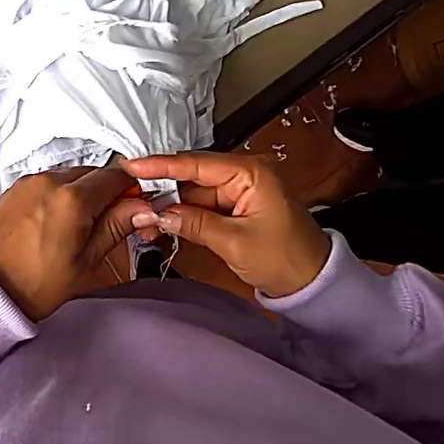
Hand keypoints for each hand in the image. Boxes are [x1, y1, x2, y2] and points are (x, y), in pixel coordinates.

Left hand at [0, 166, 152, 319]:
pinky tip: (56, 222)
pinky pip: (51, 181)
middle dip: (107, 193)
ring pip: (74, 176)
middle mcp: (52, 181)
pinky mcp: (17, 187)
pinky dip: (61, 195)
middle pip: (96, 173)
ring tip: (77, 227)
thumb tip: (144, 208)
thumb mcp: (87, 261)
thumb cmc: (31, 285)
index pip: (118, 176)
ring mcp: (32, 181)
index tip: (134, 208)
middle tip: (106, 224)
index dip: (131, 191)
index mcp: (74, 199)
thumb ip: (118, 226)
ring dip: (84, 193)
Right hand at [121, 152, 331, 297]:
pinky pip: (203, 206)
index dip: (162, 165)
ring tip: (143, 220)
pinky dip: (184, 216)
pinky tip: (163, 225)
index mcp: (251, 172)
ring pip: (194, 193)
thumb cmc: (288, 257)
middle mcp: (245, 174)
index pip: (197, 163)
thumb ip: (194, 223)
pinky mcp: (237, 207)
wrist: (312, 280)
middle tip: (132, 201)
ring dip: (170, 207)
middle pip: (193, 176)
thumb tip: (160, 213)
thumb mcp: (235, 241)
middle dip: (162, 190)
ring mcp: (240, 191)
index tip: (134, 165)